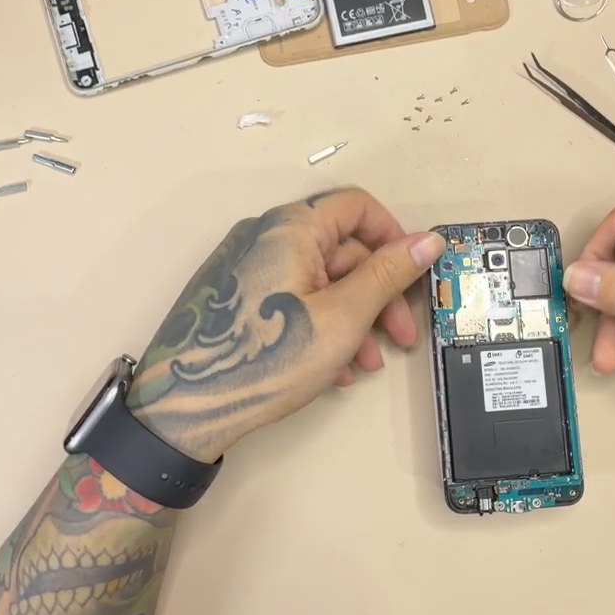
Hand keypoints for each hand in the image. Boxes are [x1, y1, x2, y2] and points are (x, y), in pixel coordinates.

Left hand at [126, 187, 444, 461]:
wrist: (185, 408)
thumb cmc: (269, 358)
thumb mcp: (343, 318)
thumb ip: (388, 275)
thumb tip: (429, 240)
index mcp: (290, 227)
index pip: (357, 206)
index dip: (394, 236)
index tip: (413, 276)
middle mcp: (266, 237)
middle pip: (341, 249)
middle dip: (379, 293)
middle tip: (401, 338)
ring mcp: (248, 268)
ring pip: (319, 280)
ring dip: (354, 317)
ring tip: (367, 364)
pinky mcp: (236, 299)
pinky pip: (292, 298)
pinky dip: (321, 325)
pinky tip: (334, 369)